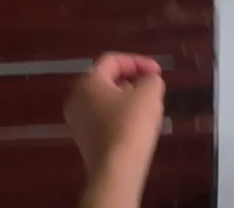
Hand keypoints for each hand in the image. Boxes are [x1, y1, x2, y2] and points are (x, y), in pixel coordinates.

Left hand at [65, 53, 165, 179]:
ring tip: (148, 105)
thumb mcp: (149, 91)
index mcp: (87, 81)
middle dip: (132, 79)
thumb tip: (148, 81)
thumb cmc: (130, 124)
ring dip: (128, 98)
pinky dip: (120, 115)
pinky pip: (103, 118)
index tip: (157, 72)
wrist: (116, 172)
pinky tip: (137, 124)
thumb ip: (150, 78)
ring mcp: (77, 122)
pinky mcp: (84, 141)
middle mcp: (76, 99)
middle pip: (107, 79)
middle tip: (151, 85)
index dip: (138, 61)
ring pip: (106, 100)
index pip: (113, 60)